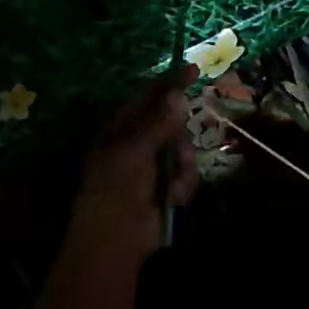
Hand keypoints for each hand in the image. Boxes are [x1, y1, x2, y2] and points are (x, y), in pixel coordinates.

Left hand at [67, 67, 199, 257]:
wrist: (116, 238)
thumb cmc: (115, 189)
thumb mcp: (133, 151)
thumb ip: (158, 123)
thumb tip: (177, 95)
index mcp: (122, 129)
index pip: (149, 98)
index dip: (170, 84)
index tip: (193, 70)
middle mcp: (140, 143)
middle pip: (174, 123)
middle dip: (180, 138)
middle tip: (177, 153)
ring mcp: (156, 166)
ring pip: (186, 150)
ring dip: (182, 167)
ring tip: (170, 186)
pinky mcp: (170, 188)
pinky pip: (188, 175)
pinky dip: (182, 187)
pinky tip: (171, 198)